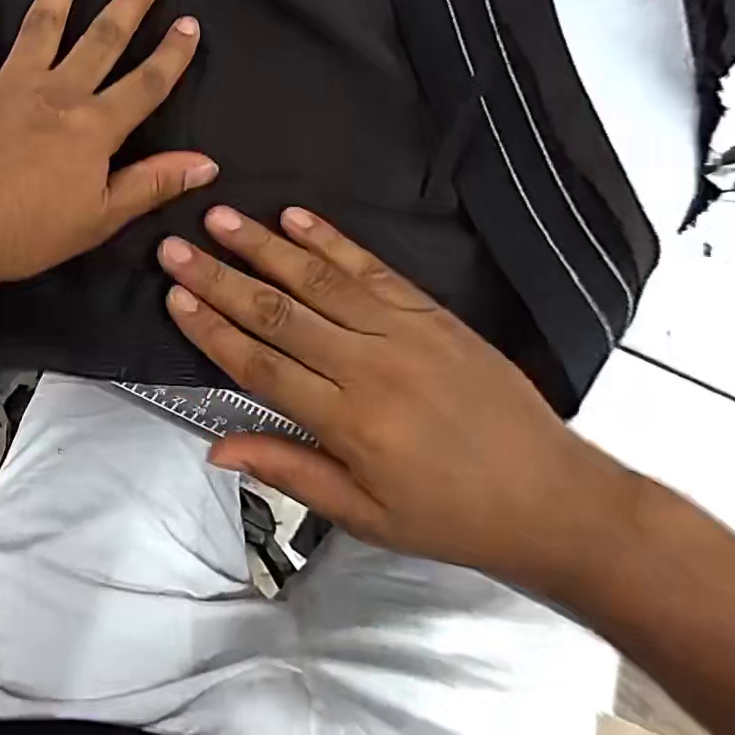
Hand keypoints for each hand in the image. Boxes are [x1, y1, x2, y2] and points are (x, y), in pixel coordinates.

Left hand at [0, 0, 214, 298]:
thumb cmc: (22, 233)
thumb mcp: (98, 220)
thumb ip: (150, 185)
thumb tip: (207, 162)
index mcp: (93, 127)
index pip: (146, 84)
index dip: (171, 54)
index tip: (189, 23)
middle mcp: (56, 92)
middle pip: (100, 40)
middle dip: (128, 5)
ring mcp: (8, 83)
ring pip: (41, 24)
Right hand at [157, 206, 643, 589]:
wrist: (560, 503)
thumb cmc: (451, 515)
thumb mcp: (363, 516)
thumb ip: (287, 470)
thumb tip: (216, 449)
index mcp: (350, 422)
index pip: (259, 364)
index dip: (211, 329)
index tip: (175, 297)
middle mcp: (371, 368)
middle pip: (277, 313)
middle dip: (218, 278)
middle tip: (174, 249)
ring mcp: (405, 334)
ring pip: (318, 280)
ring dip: (262, 246)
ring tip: (219, 218)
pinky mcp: (433, 315)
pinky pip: (373, 269)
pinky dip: (331, 240)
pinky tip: (294, 217)